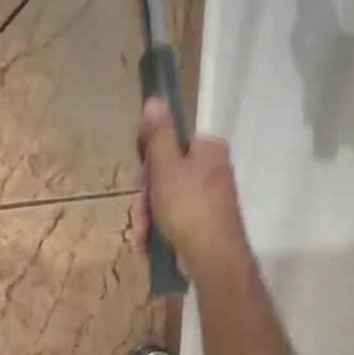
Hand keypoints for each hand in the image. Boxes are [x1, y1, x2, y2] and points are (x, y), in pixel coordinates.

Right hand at [133, 97, 253, 283]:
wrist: (212, 256)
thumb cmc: (187, 208)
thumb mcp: (166, 167)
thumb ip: (158, 135)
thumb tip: (154, 98)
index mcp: (208, 149)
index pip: (170, 146)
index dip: (149, 167)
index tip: (140, 185)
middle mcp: (213, 170)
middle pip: (166, 176)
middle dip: (146, 201)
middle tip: (141, 217)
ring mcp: (211, 198)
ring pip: (166, 202)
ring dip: (148, 220)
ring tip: (144, 238)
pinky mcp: (206, 223)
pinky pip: (175, 220)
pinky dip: (160, 232)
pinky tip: (151, 245)